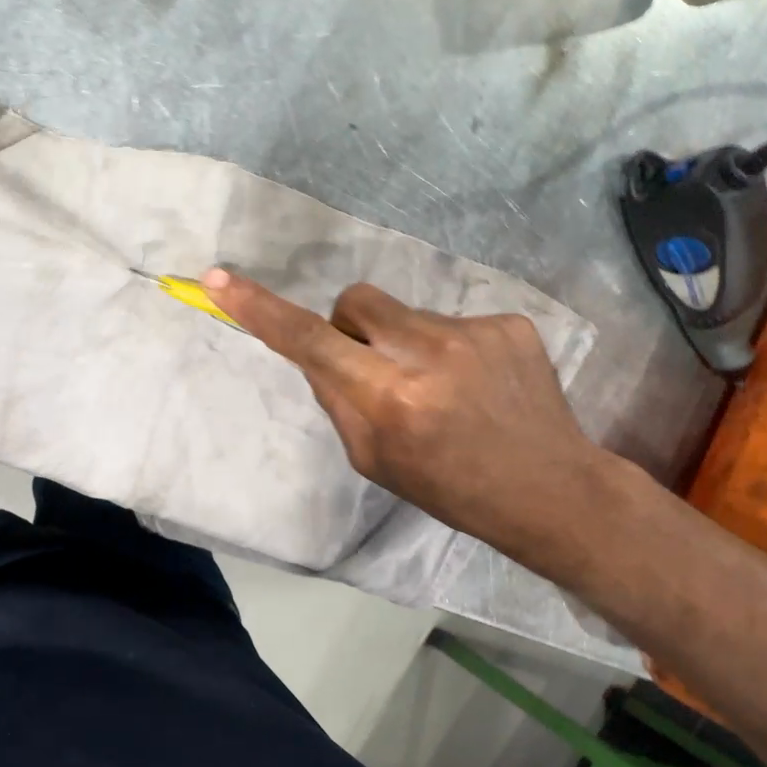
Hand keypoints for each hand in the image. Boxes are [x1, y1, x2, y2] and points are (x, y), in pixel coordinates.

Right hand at [201, 268, 616, 563]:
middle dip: (349, 328)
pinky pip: (449, 320)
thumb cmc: (445, 485)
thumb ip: (338, 399)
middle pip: (354, 301)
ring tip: (438, 386)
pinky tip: (475, 383)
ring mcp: (474, 332)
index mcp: (388, 398)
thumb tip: (320, 354)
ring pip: (402, 312)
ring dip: (401, 341)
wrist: (547, 487)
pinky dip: (446, 348)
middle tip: (372, 370)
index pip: (308, 342)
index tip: (219, 279)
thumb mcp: (371, 458)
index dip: (259, 309)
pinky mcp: (510, 322)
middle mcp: (428, 353)